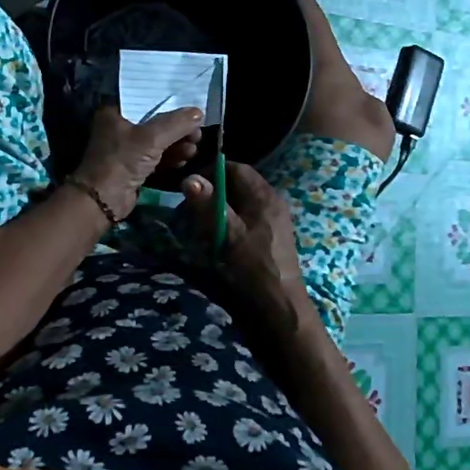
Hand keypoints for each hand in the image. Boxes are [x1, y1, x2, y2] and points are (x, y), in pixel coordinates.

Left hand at [70, 105, 202, 217]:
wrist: (102, 201)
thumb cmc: (122, 161)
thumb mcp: (152, 138)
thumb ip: (177, 123)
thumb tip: (199, 113)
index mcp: (116, 111)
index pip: (150, 100)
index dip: (173, 104)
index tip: (193, 112)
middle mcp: (121, 126)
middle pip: (158, 122)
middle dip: (179, 129)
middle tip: (196, 136)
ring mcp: (127, 147)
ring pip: (159, 140)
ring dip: (178, 144)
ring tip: (192, 150)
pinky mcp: (134, 165)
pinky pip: (157, 156)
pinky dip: (171, 157)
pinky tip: (184, 160)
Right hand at [182, 163, 312, 333]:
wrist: (280, 300)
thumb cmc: (255, 264)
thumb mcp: (229, 234)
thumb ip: (210, 205)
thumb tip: (189, 179)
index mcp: (264, 196)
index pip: (238, 168)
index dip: (213, 171)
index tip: (192, 183)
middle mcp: (272, 200)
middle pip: (240, 184)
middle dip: (214, 190)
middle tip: (192, 205)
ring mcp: (274, 217)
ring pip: (242, 200)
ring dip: (221, 206)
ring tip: (201, 221)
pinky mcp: (272, 232)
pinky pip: (248, 215)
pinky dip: (230, 218)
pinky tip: (218, 235)